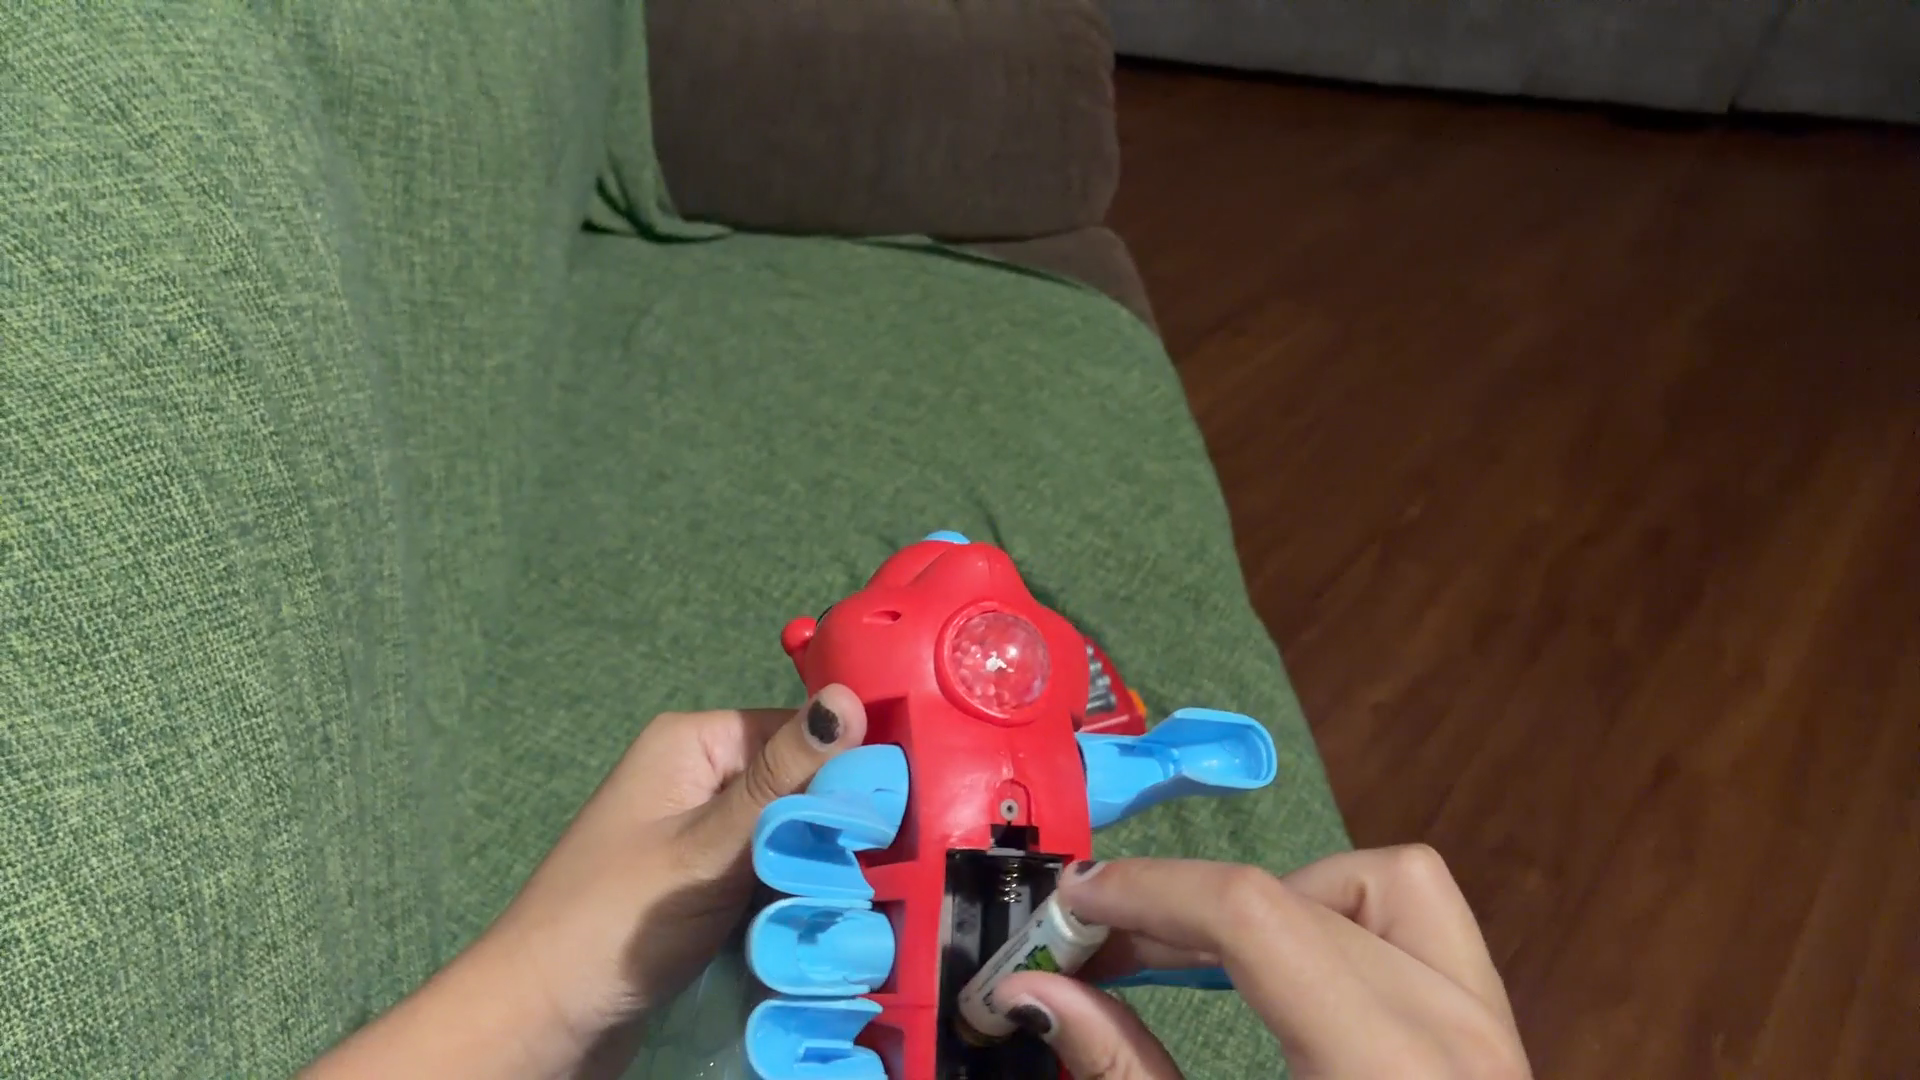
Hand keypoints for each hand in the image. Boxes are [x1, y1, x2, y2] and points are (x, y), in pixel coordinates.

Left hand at [491, 684, 869, 1043]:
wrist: (536, 1028)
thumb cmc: (618, 921)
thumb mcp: (711, 844)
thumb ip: (784, 776)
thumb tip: (849, 699)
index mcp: (695, 740)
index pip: (796, 729)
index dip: (846, 762)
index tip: (897, 804)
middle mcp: (700, 772)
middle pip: (794, 779)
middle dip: (832, 818)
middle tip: (881, 857)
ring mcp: (702, 828)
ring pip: (787, 826)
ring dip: (817, 857)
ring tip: (863, 888)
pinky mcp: (706, 876)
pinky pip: (768, 863)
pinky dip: (794, 883)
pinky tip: (827, 906)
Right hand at [994, 847, 1532, 1079]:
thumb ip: (1120, 1070)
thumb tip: (1029, 989)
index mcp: (1388, 1074)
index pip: (1251, 915)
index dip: (1147, 890)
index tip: (1072, 903)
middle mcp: (1459, 1033)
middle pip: (1287, 894)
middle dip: (1177, 904)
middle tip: (1103, 944)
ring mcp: (1494, 1027)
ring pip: (1376, 878)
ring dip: (1274, 896)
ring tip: (1211, 954)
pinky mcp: (1496, 1031)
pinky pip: (1419, 913)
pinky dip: (1338, 909)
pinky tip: (1291, 964)